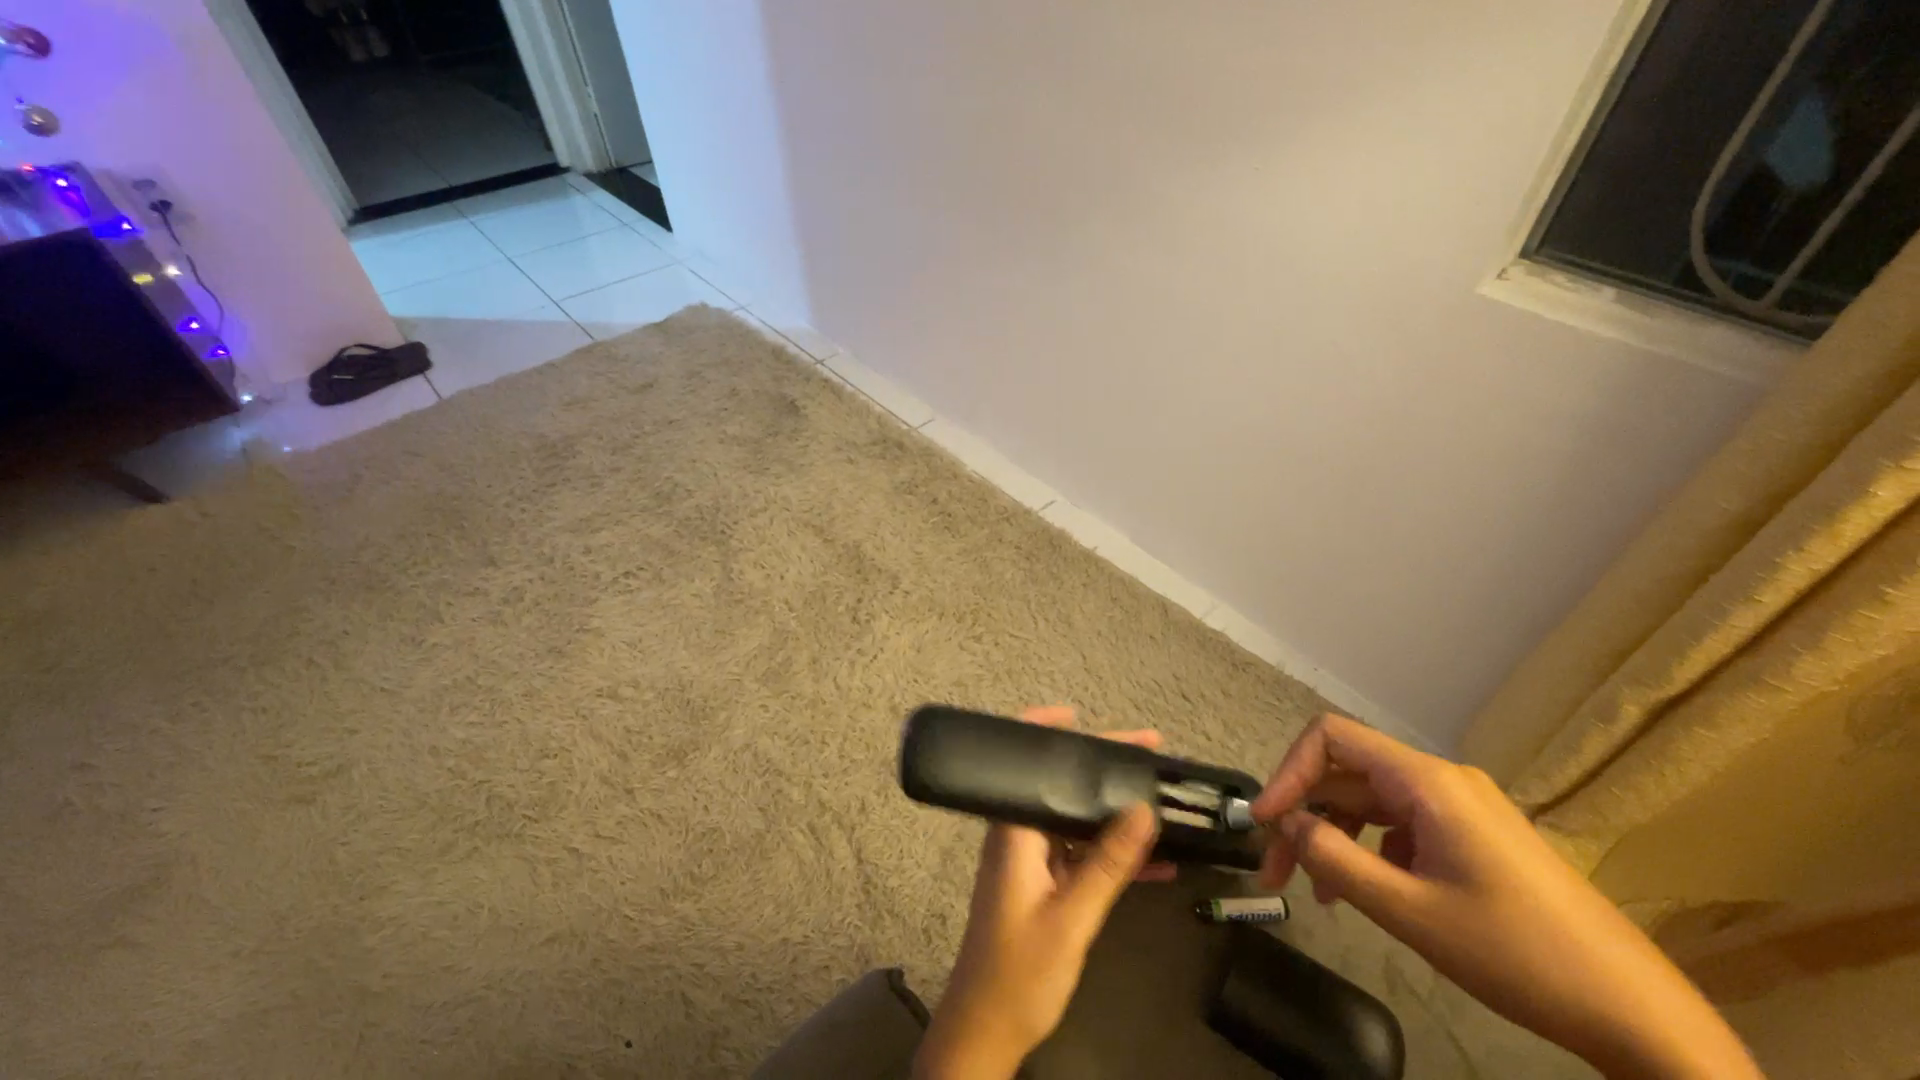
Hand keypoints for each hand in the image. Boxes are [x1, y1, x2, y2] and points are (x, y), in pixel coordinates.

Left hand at [913, 706, 1167, 1079]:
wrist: (987, 1030)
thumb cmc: (1020, 972)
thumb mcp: (1071, 917)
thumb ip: (1107, 862)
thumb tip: (1143, 809)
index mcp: (1012, 833)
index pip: (1026, 767)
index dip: (1046, 733)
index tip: (1080, 714)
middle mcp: (1017, 838)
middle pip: (1058, 788)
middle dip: (1101, 768)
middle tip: (1150, 751)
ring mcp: (1030, 864)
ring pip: (1075, 822)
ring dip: (1115, 812)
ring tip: (1164, 796)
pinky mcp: (1042, 888)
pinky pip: (1081, 856)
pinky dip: (1113, 854)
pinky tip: (1158, 859)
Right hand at [1251, 713, 1761, 1079]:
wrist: (1627, 1004)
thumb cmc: (1513, 951)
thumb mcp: (1407, 909)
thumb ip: (1334, 859)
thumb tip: (1284, 824)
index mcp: (1427, 782)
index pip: (1331, 738)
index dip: (1286, 772)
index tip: (1261, 824)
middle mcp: (1443, 781)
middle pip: (1348, 775)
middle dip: (1302, 817)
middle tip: (1274, 874)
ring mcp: (1462, 809)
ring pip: (1372, 803)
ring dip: (1333, 838)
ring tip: (1316, 894)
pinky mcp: (1474, 837)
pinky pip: (1402, 827)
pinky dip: (1369, 853)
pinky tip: (1365, 895)